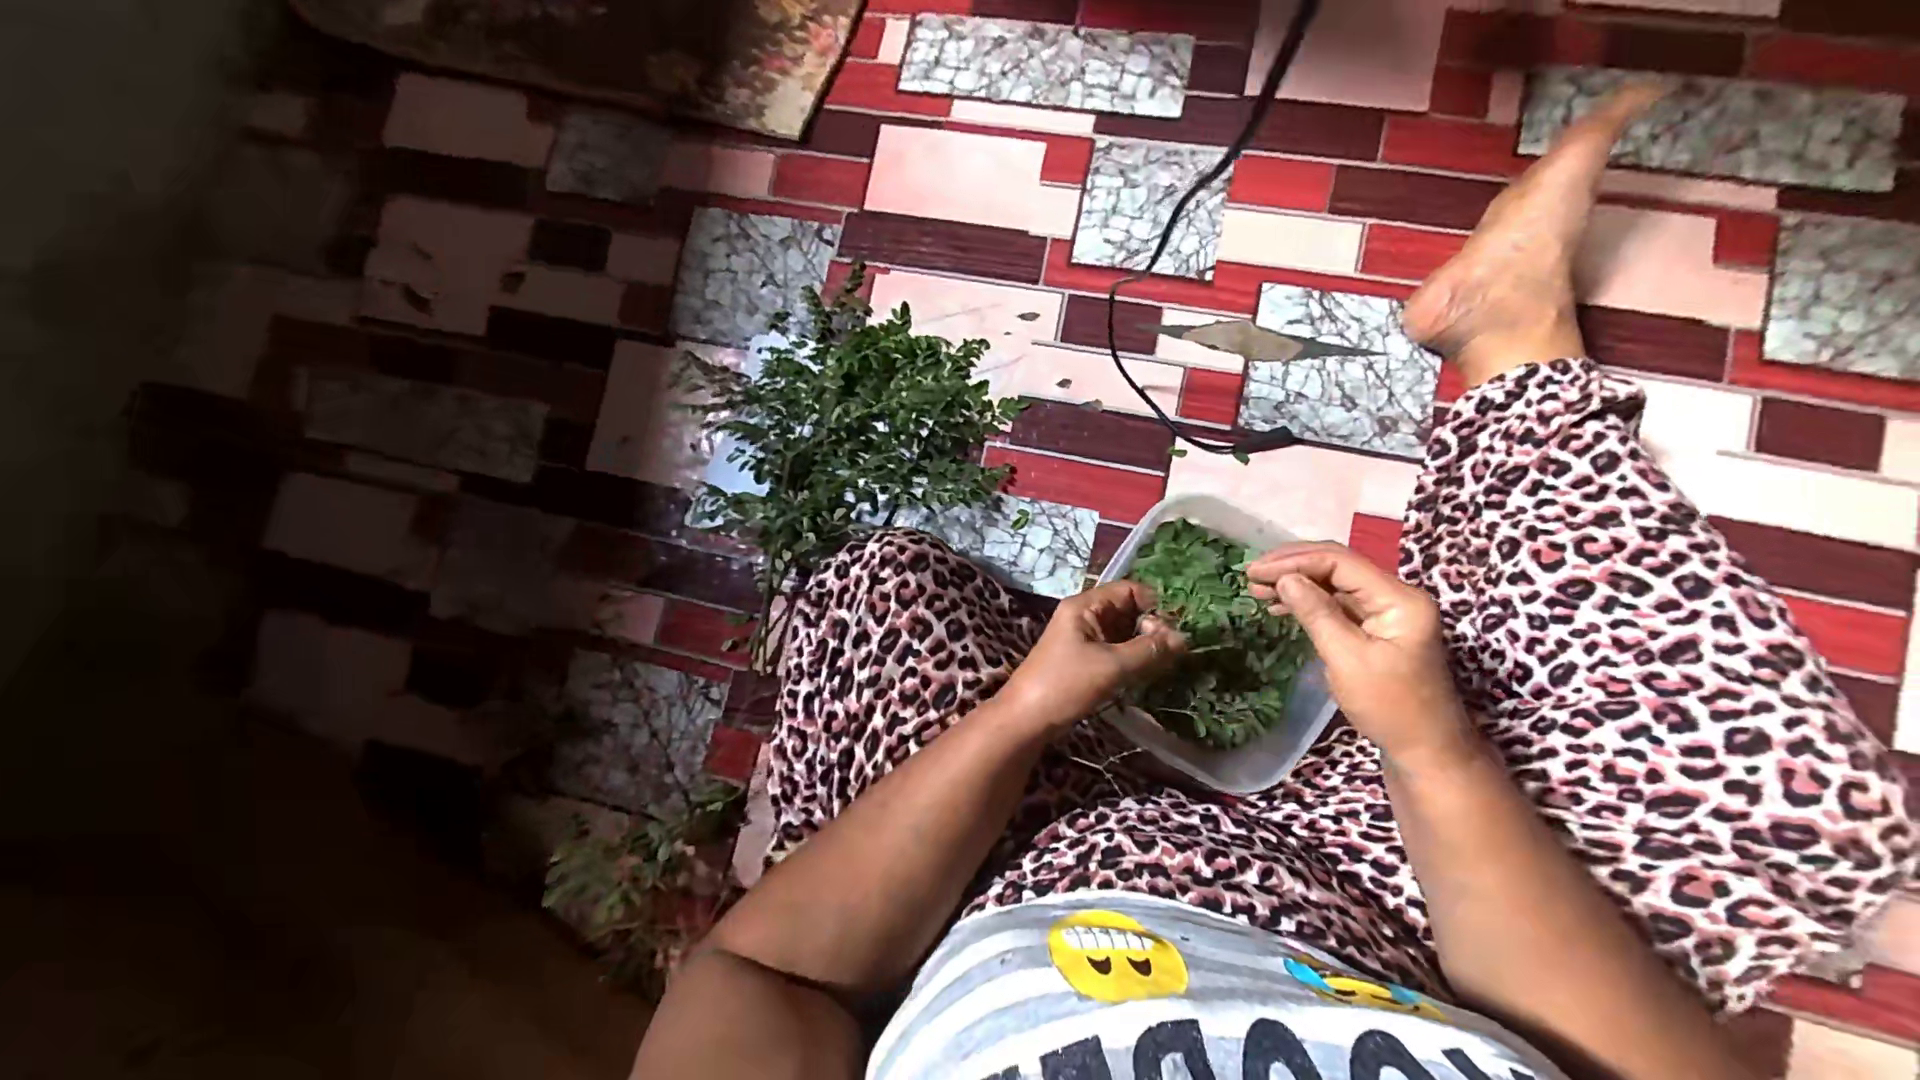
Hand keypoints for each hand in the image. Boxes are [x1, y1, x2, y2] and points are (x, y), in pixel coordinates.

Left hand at [998, 581, 1187, 733]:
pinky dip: (1134, 658)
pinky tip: (1150, 672)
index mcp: (1085, 606)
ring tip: (1168, 662)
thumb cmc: (1066, 684)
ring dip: (1145, 645)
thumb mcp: (1112, 666)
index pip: (1129, 590)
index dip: (1155, 604)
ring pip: (1124, 632)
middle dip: (1153, 627)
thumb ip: (1149, 651)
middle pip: (1129, 610)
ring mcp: (1085, 638)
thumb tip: (1184, 638)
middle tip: (1176, 650)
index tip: (1178, 627)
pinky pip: (1117, 650)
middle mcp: (1085, 616)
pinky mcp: (1086, 659)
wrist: (1027, 718)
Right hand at [1246, 542, 1474, 769]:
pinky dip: (1306, 600)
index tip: (1254, 571)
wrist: (1425, 748)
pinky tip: (1280, 605)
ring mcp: (1386, 610)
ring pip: (1333, 582)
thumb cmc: (1389, 705)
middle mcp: (1395, 595)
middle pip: (1337, 565)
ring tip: (1257, 589)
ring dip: (1295, 581)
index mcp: (1398, 599)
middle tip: (1251, 575)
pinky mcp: (1375, 625)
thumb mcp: (1347, 658)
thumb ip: (1316, 613)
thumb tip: (1284, 578)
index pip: (1339, 562)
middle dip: (1292, 566)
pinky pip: (1336, 601)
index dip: (1293, 561)